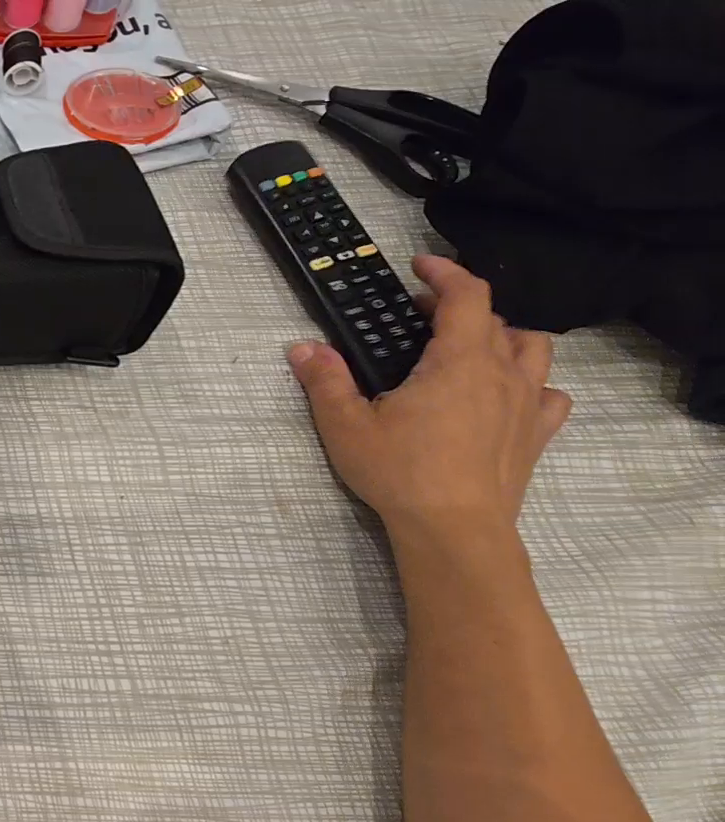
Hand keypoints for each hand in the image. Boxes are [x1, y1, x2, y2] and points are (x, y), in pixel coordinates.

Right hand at [287, 255, 571, 540]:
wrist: (453, 526)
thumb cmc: (398, 472)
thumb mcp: (346, 427)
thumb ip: (325, 382)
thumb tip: (302, 348)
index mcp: (459, 361)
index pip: (467, 296)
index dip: (445, 273)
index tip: (422, 265)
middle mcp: (503, 372)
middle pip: (497, 320)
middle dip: (461, 310)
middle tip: (423, 320)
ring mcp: (528, 401)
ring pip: (533, 348)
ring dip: (503, 339)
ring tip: (470, 352)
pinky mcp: (537, 432)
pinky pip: (549, 392)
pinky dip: (531, 383)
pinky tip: (507, 396)